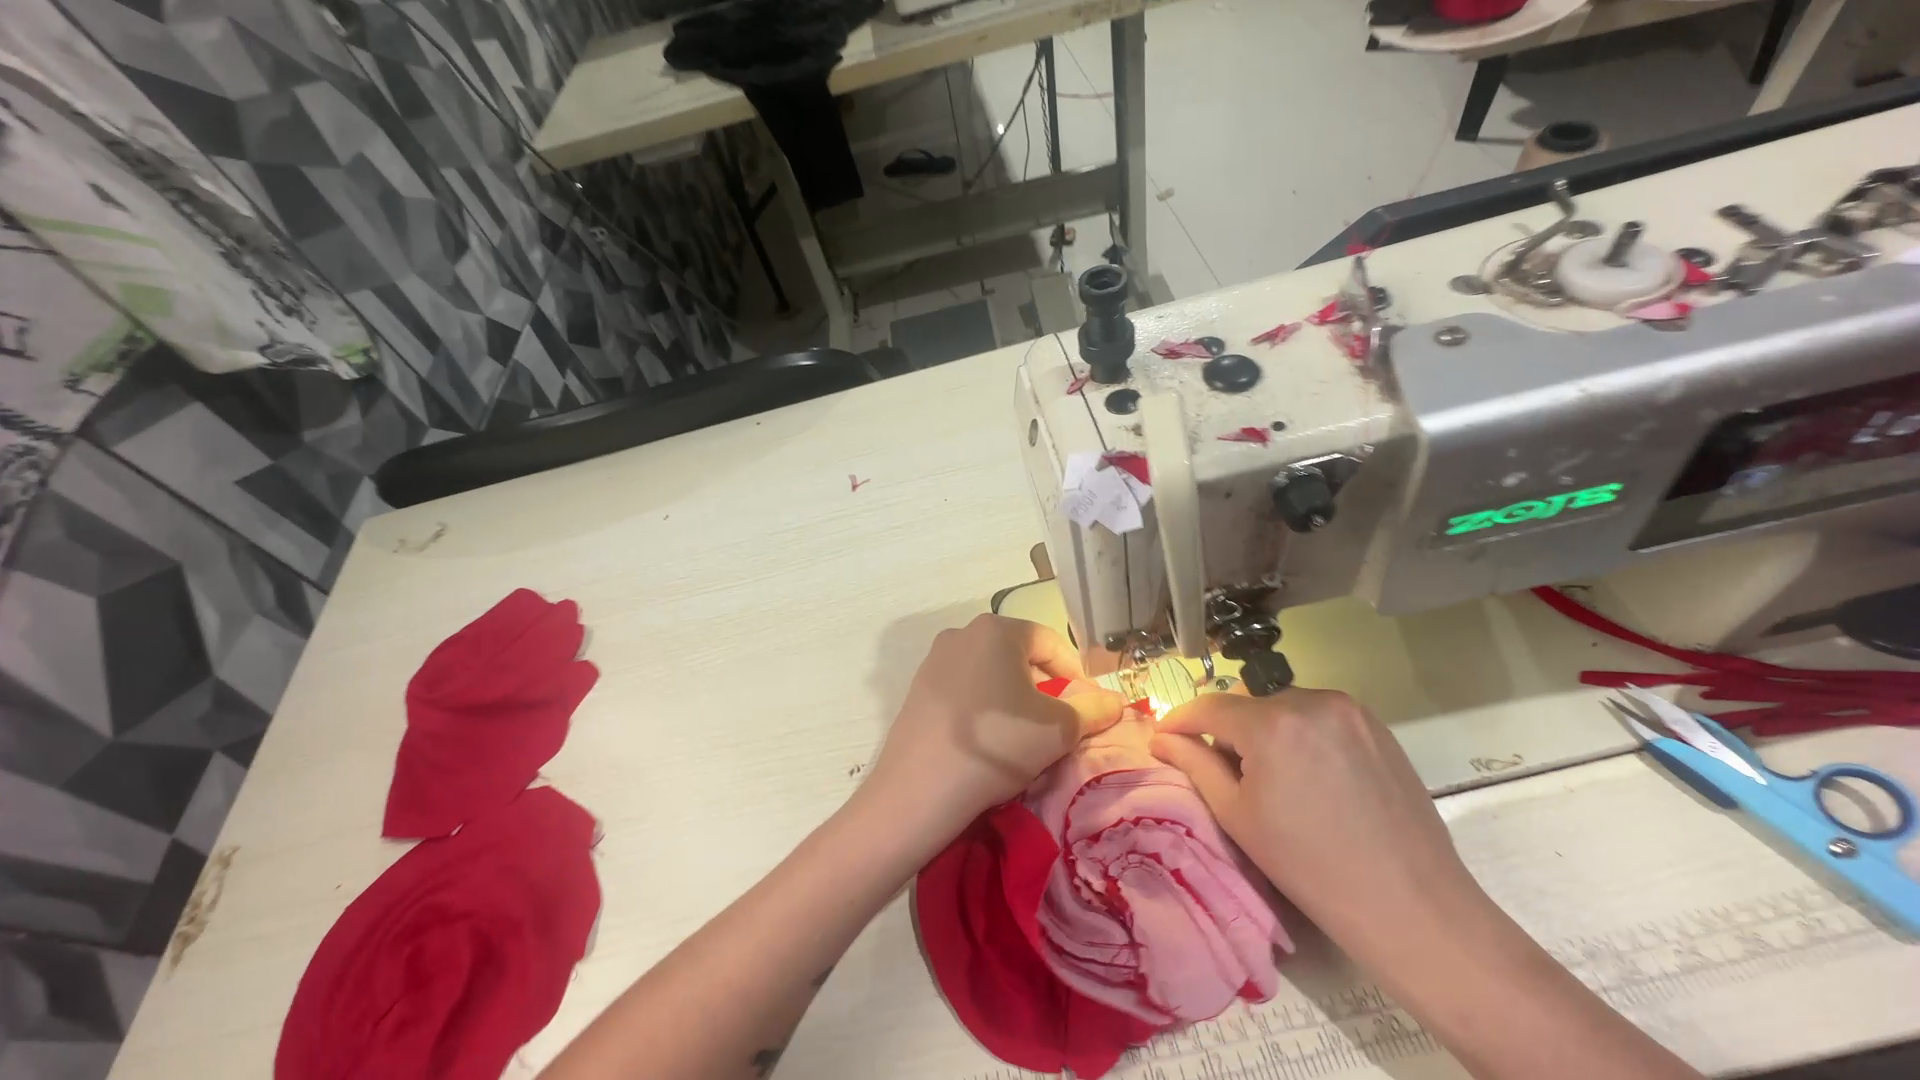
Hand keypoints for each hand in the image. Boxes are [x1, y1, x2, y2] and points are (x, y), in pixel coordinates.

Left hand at [866, 615, 1124, 837]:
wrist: (920, 789)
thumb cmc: (998, 744)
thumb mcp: (1058, 729)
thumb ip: (1092, 710)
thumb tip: (1115, 701)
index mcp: (997, 630)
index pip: (1051, 643)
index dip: (1076, 675)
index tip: (1086, 709)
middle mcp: (961, 634)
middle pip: (1018, 657)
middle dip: (1044, 689)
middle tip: (1058, 726)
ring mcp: (934, 662)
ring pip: (990, 676)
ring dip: (1014, 701)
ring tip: (1024, 739)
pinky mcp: (917, 692)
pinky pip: (964, 693)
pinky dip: (984, 712)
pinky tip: (989, 745)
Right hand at [1149, 687, 1483, 959]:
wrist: (1407, 900)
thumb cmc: (1308, 865)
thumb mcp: (1237, 816)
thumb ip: (1195, 766)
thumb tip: (1162, 739)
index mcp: (1272, 724)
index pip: (1209, 706)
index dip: (1180, 722)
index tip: (1163, 741)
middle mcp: (1312, 701)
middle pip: (1248, 704)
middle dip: (1228, 731)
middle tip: (1225, 774)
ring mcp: (1350, 710)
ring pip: (1285, 707)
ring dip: (1266, 731)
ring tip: (1274, 779)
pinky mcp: (1377, 726)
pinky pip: (1320, 717)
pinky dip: (1303, 735)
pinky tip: (1312, 778)